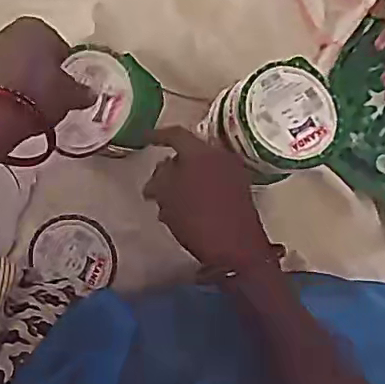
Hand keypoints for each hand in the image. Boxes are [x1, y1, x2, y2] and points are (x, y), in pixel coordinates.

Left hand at [0, 17, 93, 123]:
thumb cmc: (41, 94)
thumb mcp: (70, 95)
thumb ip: (82, 91)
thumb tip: (89, 93)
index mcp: (37, 26)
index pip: (60, 46)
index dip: (66, 67)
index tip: (68, 86)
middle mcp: (13, 31)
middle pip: (36, 51)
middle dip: (44, 69)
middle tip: (54, 94)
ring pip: (19, 63)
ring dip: (28, 77)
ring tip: (37, 102)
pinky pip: (5, 75)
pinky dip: (13, 85)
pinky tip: (20, 104)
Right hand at [143, 128, 280, 274]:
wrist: (237, 249)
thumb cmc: (197, 219)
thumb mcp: (167, 196)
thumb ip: (160, 176)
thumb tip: (164, 167)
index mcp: (201, 152)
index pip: (176, 134)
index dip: (157, 135)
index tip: (145, 138)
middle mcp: (220, 157)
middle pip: (189, 153)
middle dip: (169, 167)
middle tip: (154, 183)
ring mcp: (233, 174)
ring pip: (200, 169)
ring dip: (182, 181)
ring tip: (166, 204)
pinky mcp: (240, 192)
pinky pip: (211, 182)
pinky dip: (196, 189)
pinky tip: (184, 212)